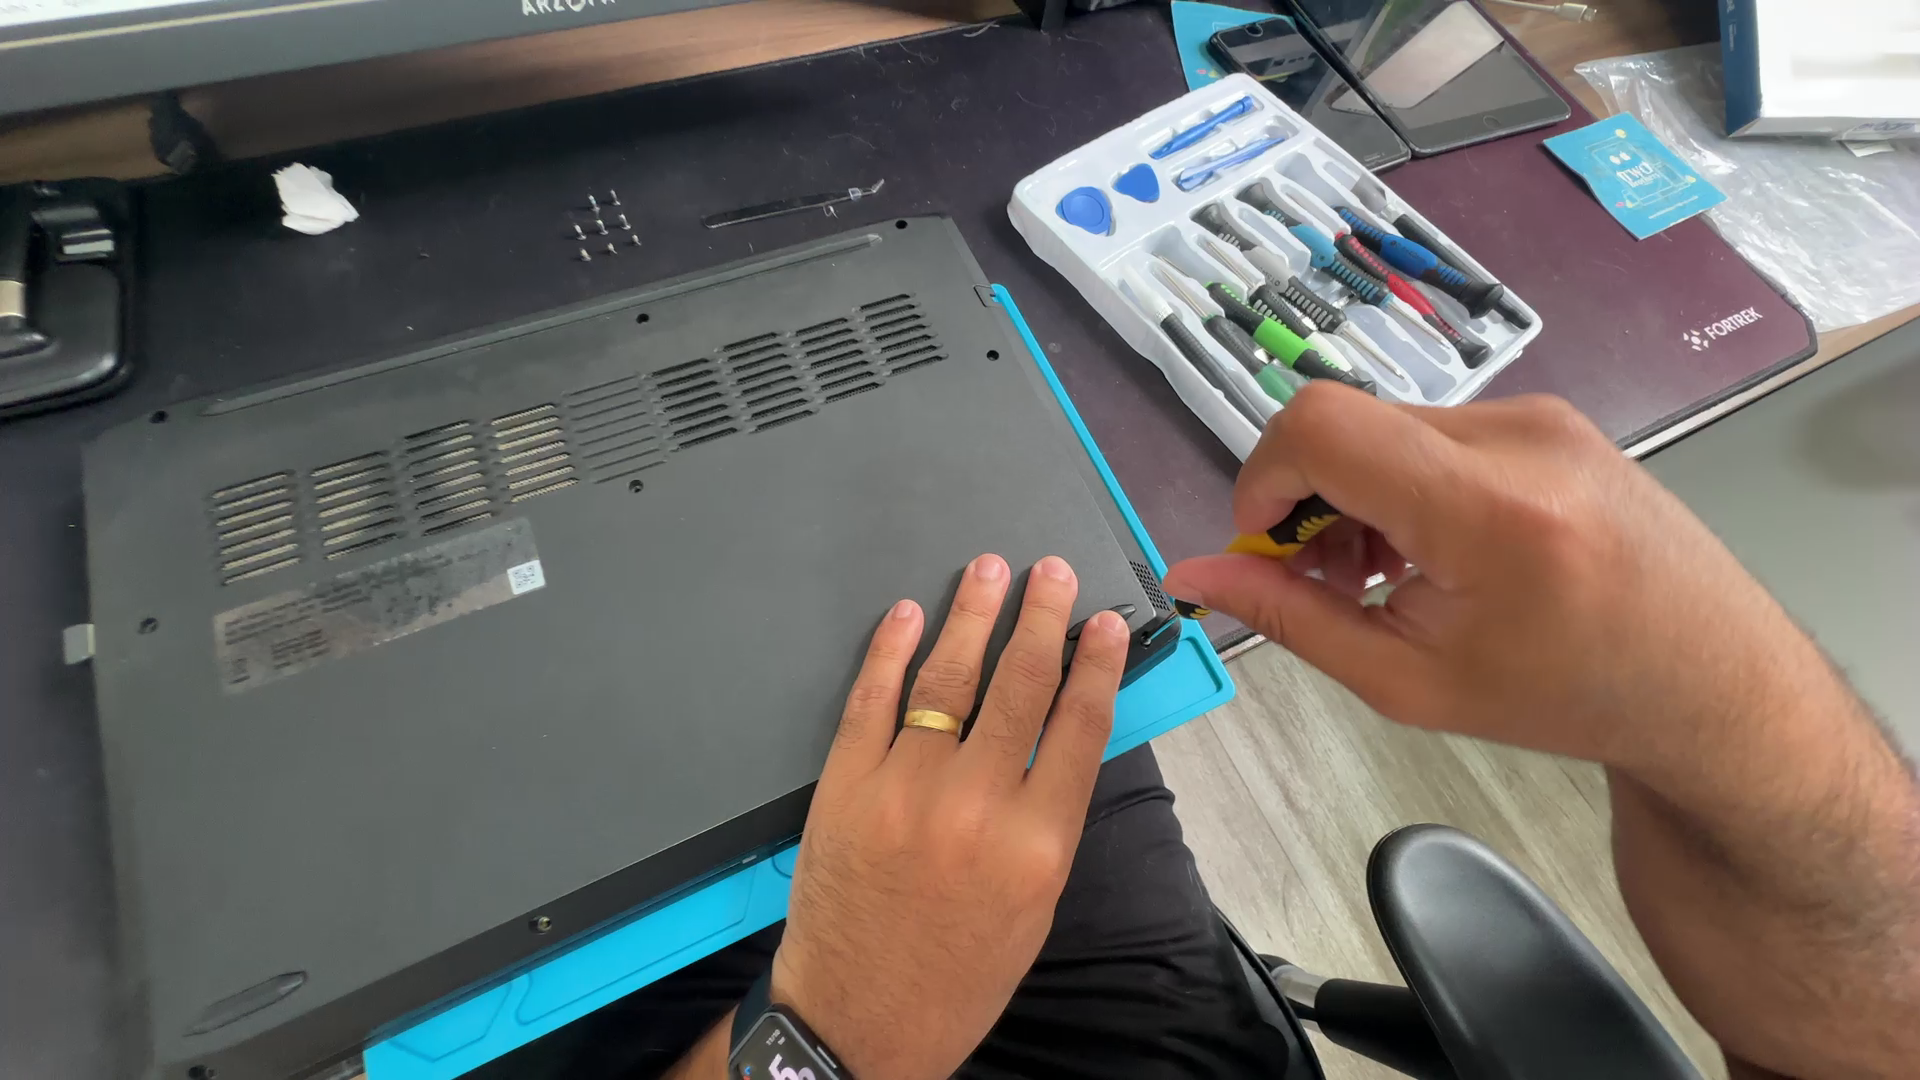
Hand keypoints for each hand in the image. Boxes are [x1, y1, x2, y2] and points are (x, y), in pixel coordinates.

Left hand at [769, 554, 1129, 1079]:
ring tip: (989, 570)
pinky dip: (890, 651)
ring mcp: (904, 789)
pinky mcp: (845, 784)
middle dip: (1040, 619)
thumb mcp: (1035, 900)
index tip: (1103, 622)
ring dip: (972, 617)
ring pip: (947, 680)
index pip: (1079, 726)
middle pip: (1018, 686)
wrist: (861, 1016)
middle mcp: (975, 805)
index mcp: (1037, 843)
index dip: (1096, 664)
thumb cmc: (963, 967)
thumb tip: (1061, 723)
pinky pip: (871, 701)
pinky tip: (908, 614)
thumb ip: (1049, 811)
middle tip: (1051, 572)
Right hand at [1161, 384, 1834, 775]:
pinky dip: (1387, 483)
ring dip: (1343, 493)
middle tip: (1321, 575)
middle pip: (1339, 424)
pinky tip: (1415, 545)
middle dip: (1299, 497)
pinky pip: (1419, 431)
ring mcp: (1535, 416)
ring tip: (1373, 569)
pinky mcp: (1541, 418)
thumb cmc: (1557, 699)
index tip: (1266, 545)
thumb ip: (1284, 616)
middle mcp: (1514, 436)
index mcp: (1486, 510)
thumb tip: (1189, 572)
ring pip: (1374, 426)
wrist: (1718, 686)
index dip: (1262, 478)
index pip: (1321, 428)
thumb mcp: (1400, 679)